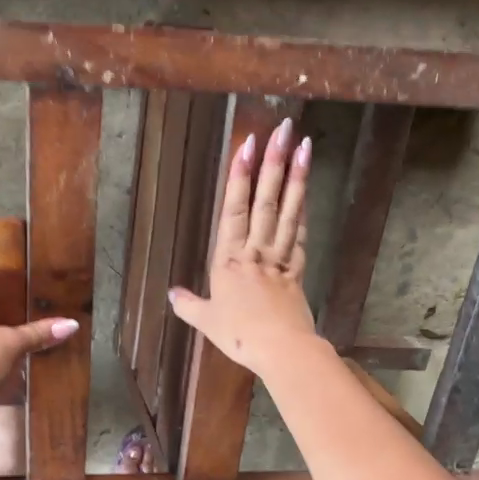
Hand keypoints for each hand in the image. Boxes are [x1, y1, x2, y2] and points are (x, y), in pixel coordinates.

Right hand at [168, 117, 320, 378]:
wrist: (279, 350)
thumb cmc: (239, 336)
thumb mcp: (206, 321)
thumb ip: (189, 305)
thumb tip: (172, 295)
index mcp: (228, 261)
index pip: (234, 210)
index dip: (240, 176)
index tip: (248, 145)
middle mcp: (255, 252)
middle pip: (266, 202)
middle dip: (274, 164)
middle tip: (283, 129)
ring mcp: (280, 259)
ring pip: (289, 212)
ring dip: (297, 178)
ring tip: (305, 146)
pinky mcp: (297, 271)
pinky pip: (301, 236)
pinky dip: (304, 212)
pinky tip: (306, 192)